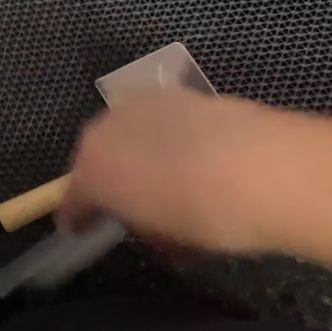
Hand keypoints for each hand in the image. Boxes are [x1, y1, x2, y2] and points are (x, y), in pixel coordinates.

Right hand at [60, 89, 304, 254]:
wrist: (259, 167)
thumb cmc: (207, 216)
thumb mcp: (169, 239)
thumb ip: (141, 225)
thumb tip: (142, 219)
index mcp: (92, 171)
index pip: (72, 199)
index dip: (78, 216)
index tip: (84, 229)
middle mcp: (102, 131)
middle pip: (95, 155)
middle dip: (109, 175)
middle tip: (134, 200)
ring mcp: (134, 106)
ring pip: (124, 132)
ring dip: (136, 149)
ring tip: (170, 173)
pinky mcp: (168, 91)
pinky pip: (155, 117)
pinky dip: (165, 132)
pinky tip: (194, 149)